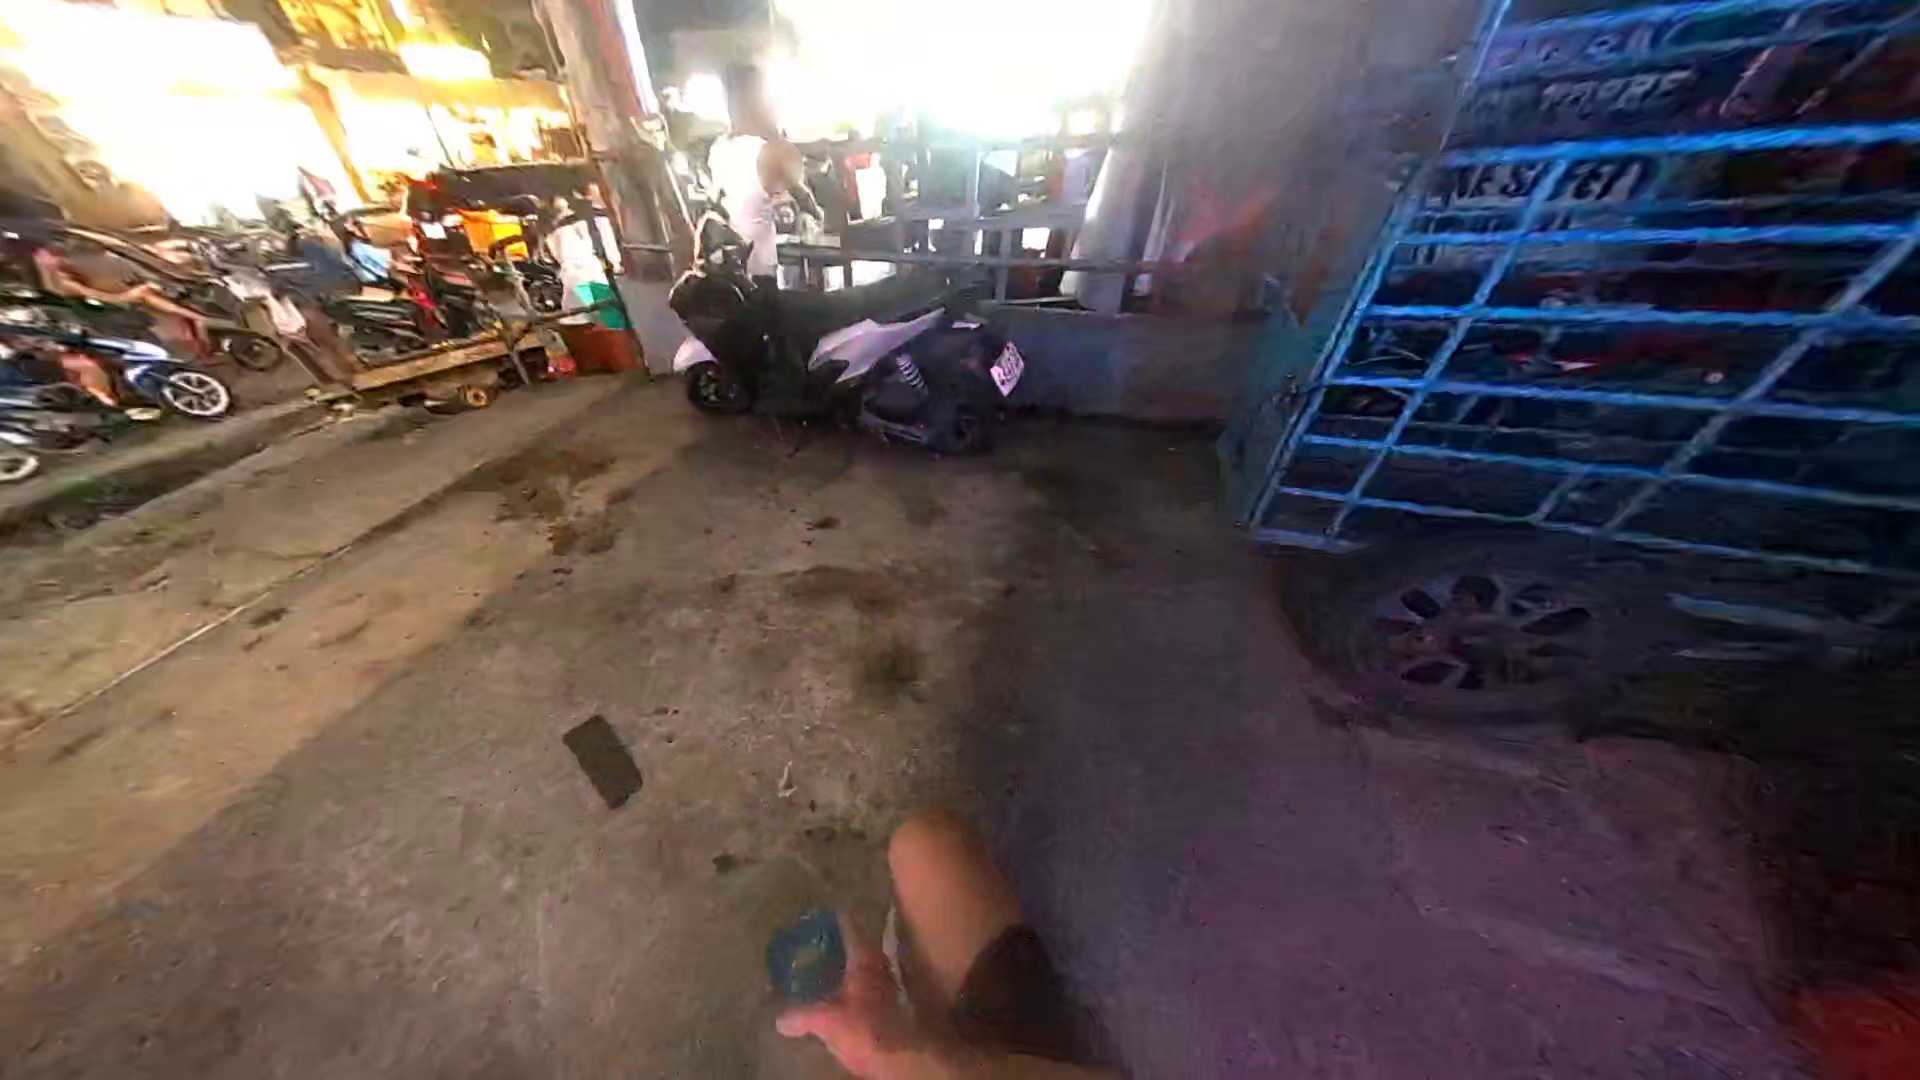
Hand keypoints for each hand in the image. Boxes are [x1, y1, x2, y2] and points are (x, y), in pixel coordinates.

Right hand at [775, 913, 921, 1078]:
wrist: (894, 1054)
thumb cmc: (863, 1027)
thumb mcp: (827, 1021)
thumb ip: (802, 1015)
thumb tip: (779, 1018)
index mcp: (864, 955)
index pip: (848, 923)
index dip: (831, 918)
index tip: (813, 919)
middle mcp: (876, 958)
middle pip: (854, 938)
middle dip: (834, 939)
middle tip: (811, 942)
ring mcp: (882, 976)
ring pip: (859, 957)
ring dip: (841, 958)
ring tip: (819, 965)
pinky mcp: (883, 995)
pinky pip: (862, 975)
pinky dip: (847, 976)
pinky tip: (834, 989)